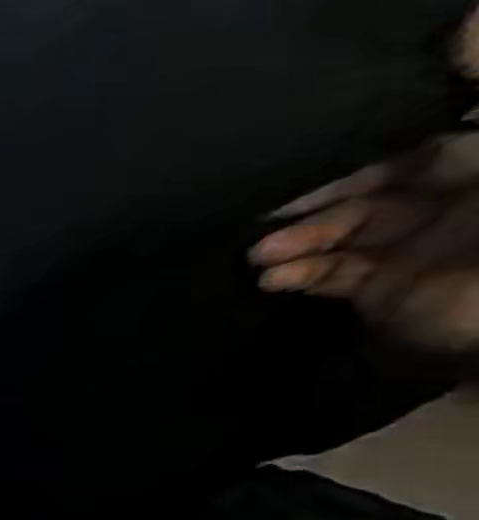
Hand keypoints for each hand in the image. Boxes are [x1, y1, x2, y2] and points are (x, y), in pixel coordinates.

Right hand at [251, 131, 478, 355]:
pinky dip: (297, 277)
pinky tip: (274, 279)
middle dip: (308, 208)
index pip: (402, 149)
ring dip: (294, 245)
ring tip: (262, 257)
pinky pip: (330, 278)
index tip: (295, 166)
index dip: (349, 158)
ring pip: (336, 237)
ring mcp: (412, 248)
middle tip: (265, 218)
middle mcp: (446, 198)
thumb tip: (464, 18)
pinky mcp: (384, 291)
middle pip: (359, 195)